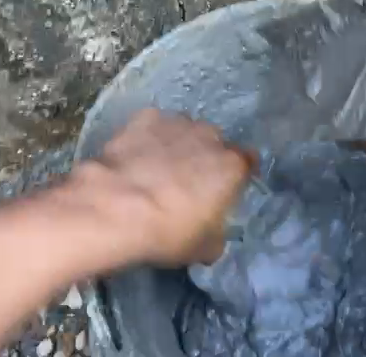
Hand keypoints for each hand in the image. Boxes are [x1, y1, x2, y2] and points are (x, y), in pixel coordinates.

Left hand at [68, 109, 254, 265]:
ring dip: (178, 145)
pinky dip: (149, 138)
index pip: (248, 161)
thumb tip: (211, 231)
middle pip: (214, 142)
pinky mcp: (145, 118)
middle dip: (206, 157)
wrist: (117, 208)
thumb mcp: (203, 248)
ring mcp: (176, 122)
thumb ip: (216, 232)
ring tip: (158, 169)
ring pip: (185, 130)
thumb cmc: (168, 232)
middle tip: (188, 183)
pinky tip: (136, 156)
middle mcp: (209, 136)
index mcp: (230, 166)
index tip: (229, 187)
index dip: (239, 173)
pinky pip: (154, 126)